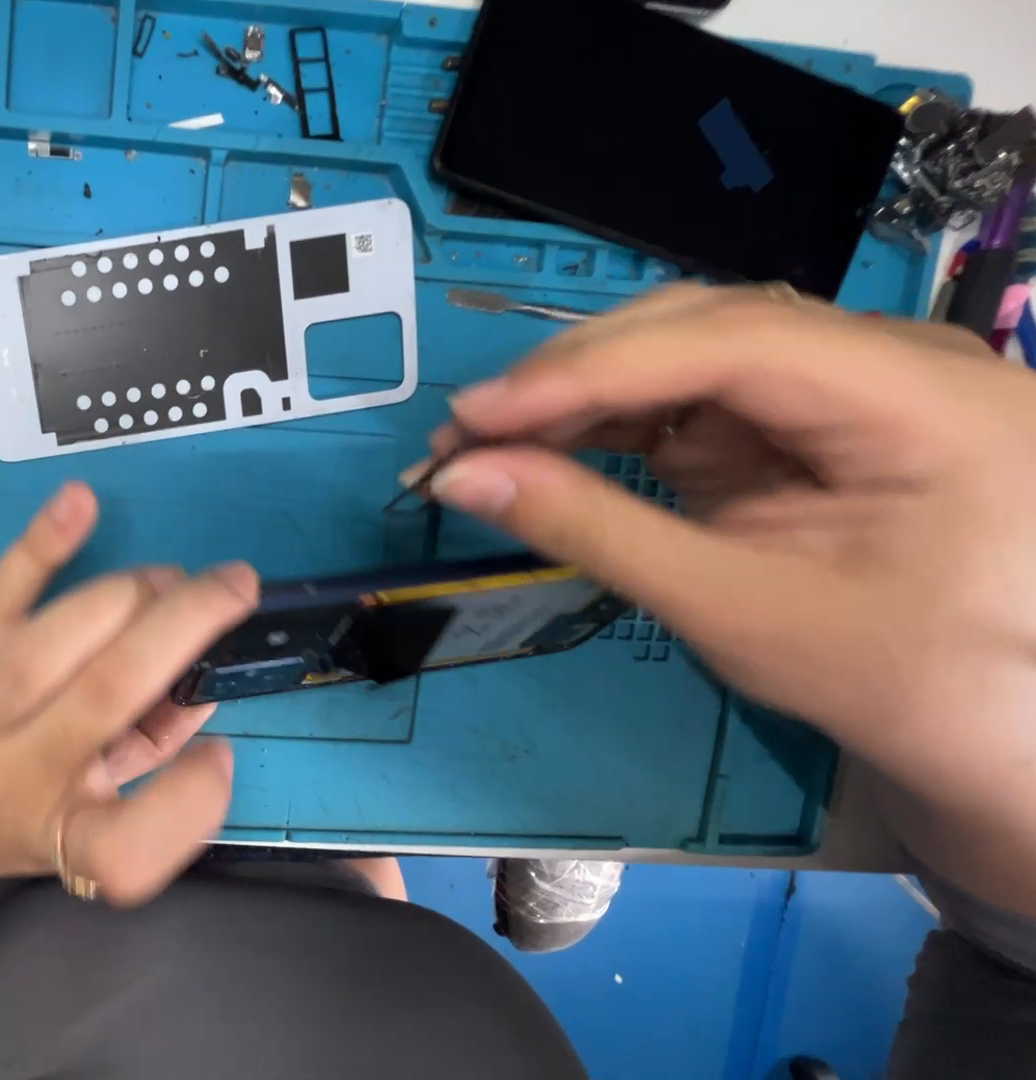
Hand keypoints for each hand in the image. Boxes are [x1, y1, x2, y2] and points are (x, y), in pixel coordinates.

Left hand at [0, 482, 259, 906]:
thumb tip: (202, 684)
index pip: (130, 847)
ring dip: (126, 595)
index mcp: (60, 835)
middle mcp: (16, 774)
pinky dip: (40, 546)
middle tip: (235, 586)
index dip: (190, 801)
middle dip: (181, 627)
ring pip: (53, 641)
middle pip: (106, 692)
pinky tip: (78, 503)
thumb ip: (144, 756)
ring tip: (171, 578)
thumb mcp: (73, 819)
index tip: (221, 756)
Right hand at [418, 284, 1035, 907]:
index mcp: (924, 401)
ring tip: (481, 443)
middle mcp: (885, 361)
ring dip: (568, 393)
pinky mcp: (787, 419)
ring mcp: (834, 385)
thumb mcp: (731, 610)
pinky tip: (536, 447)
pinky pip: (673, 396)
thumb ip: (590, 531)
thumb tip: (457, 477)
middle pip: (695, 326)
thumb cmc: (891, 676)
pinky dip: (593, 421)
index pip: (727, 343)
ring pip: (673, 351)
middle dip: (565, 376)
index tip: (473, 416)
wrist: (990, 720)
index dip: (584, 371)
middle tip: (462, 434)